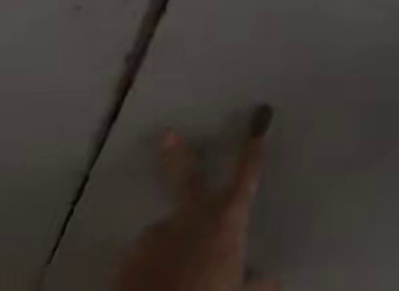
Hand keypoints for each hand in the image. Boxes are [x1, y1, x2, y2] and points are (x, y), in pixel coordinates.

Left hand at [114, 105, 275, 290]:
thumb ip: (257, 285)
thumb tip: (271, 282)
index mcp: (227, 220)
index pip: (248, 175)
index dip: (254, 149)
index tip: (258, 124)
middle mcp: (191, 218)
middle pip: (187, 177)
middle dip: (177, 155)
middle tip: (166, 134)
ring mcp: (156, 238)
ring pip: (162, 235)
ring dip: (168, 248)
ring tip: (170, 279)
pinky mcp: (127, 263)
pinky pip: (143, 262)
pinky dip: (148, 271)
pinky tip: (152, 289)